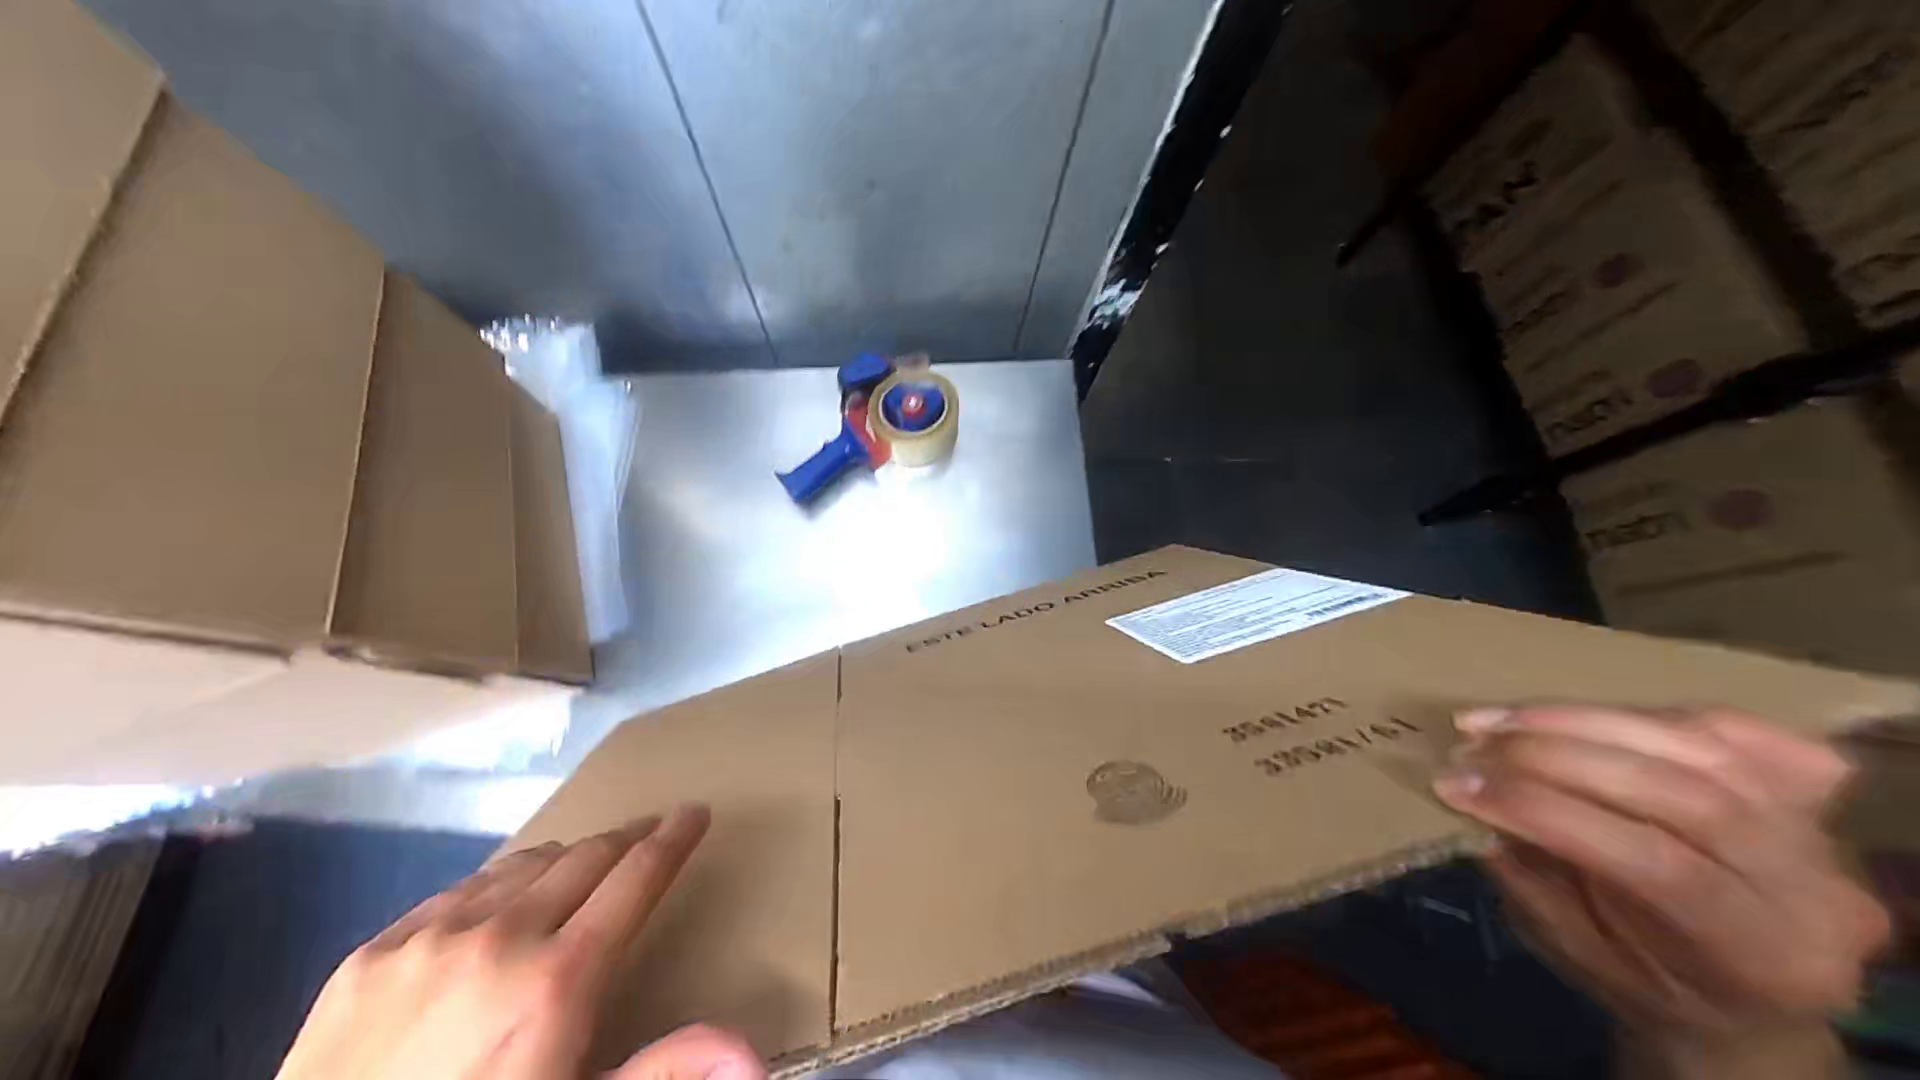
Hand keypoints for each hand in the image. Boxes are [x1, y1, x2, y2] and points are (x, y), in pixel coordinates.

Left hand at [276, 803, 764, 1079]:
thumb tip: (755, 1053)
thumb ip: (664, 1071)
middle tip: (650, 836)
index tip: (696, 812)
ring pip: (525, 864)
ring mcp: (428, 938)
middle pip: (586, 858)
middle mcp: (500, 937)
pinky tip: (501, 903)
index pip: (636, 879)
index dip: (673, 839)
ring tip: (582, 866)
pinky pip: (459, 890)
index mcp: (558, 979)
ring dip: (566, 859)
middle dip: (627, 840)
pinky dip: (499, 884)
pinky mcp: (370, 953)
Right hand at [1433, 705, 1888, 1079]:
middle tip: (1468, 747)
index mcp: (1757, 956)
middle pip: (1680, 793)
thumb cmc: (1642, 978)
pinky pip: (1721, 726)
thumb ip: (1532, 879)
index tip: (1456, 786)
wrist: (1742, 988)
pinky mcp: (1799, 785)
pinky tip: (1564, 715)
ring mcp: (1814, 829)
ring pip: (1695, 746)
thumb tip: (1474, 800)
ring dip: (1573, 720)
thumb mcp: (1573, 951)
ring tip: (1493, 721)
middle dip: (1551, 756)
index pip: (1654, 863)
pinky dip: (1632, 712)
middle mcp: (1809, 889)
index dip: (1544, 812)